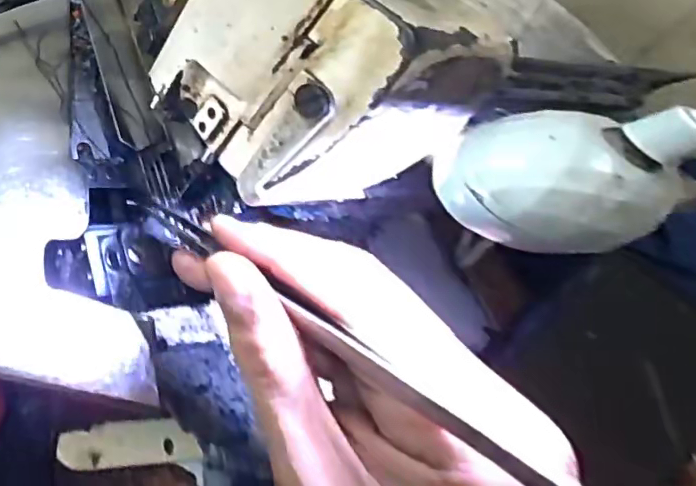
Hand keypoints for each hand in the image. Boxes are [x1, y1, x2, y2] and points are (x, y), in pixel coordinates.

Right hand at [172, 218, 577, 485]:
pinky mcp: (443, 391)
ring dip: (284, 281)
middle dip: (277, 262)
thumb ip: (271, 364)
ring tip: (221, 268)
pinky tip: (264, 300)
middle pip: (366, 291)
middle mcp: (488, 395)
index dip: (284, 257)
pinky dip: (306, 312)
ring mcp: (472, 391)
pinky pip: (364, 328)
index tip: (219, 232)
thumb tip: (226, 270)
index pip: (363, 305)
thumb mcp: (311, 469)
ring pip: (362, 300)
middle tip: (208, 247)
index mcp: (474, 425)